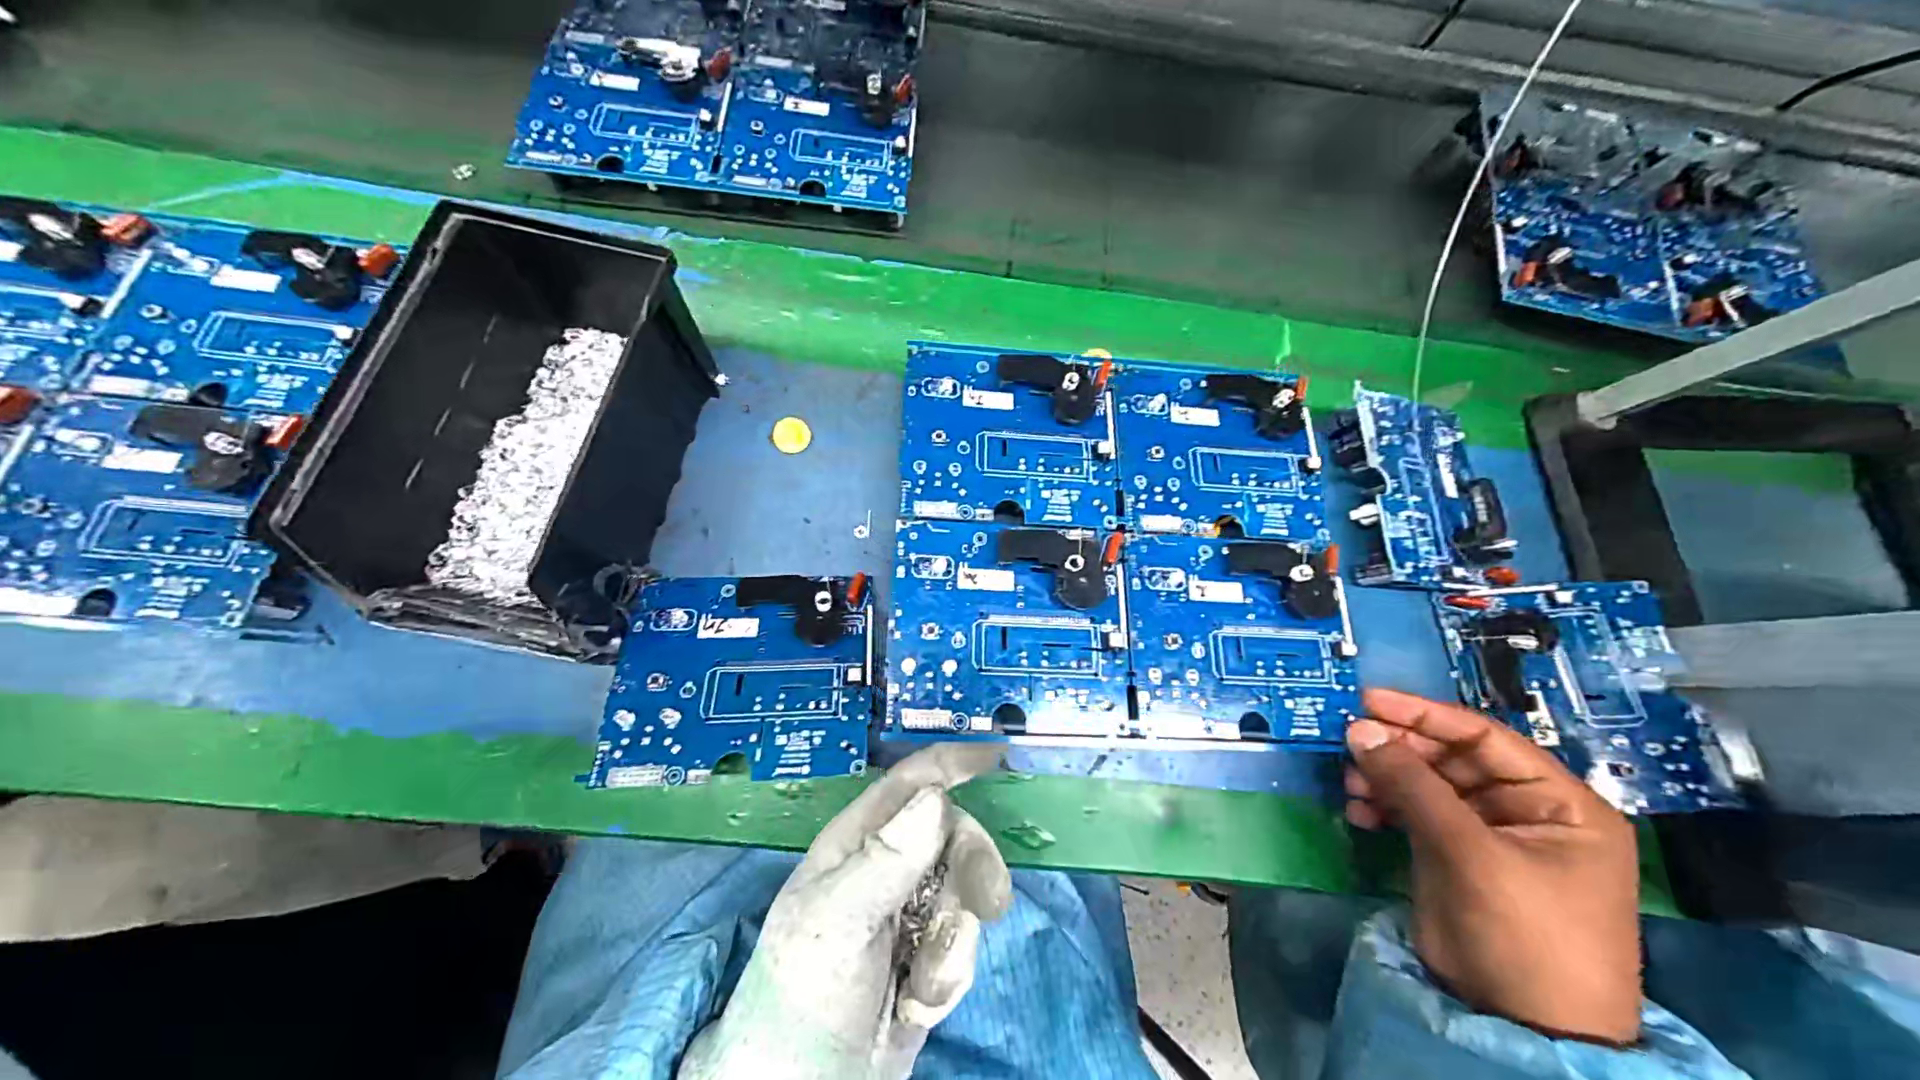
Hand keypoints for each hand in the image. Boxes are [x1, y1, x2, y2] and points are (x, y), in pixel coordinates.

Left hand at [679, 743, 1012, 1079]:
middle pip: (957, 836)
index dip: (954, 763)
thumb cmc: (804, 991)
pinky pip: (967, 944)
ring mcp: (913, 911)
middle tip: (988, 905)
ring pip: (968, 894)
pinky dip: (950, 976)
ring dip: (953, 943)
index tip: (1001, 757)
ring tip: (918, 983)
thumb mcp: (837, 920)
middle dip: (973, 872)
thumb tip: (937, 799)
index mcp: (859, 840)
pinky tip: (917, 1000)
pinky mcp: (931, 955)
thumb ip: (886, 860)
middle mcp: (890, 865)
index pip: (912, 783)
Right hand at [1344, 687, 1641, 1044]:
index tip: (1369, 700)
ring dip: (1384, 779)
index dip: (1425, 715)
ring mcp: (1487, 835)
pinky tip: (1360, 811)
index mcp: (1560, 804)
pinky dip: (1383, 806)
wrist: (1523, 1027)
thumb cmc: (1524, 933)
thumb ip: (1413, 785)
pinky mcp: (1454, 855)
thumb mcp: (1470, 853)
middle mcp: (1525, 811)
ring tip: (1352, 786)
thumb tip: (1360, 729)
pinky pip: (1412, 812)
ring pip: (1425, 784)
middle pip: (1450, 759)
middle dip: (1399, 752)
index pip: (1486, 738)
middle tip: (1351, 746)